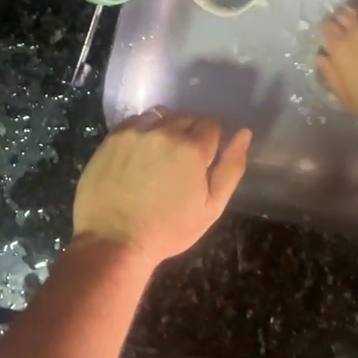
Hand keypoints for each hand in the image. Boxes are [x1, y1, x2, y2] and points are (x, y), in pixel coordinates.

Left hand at [73, 110, 249, 265]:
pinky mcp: (113, 137)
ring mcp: (136, 132)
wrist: (113, 242)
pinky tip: (138, 154)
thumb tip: (244, 134)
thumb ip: (231, 167)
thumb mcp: (211, 207)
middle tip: (180, 164)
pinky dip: (142, 131)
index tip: (201, 164)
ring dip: (165, 129)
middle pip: (186, 117)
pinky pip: (136, 121)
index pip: (211, 125)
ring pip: (161, 115)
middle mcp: (165, 131)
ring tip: (159, 156)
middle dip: (189, 135)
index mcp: (193, 148)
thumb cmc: (167, 230)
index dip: (210, 144)